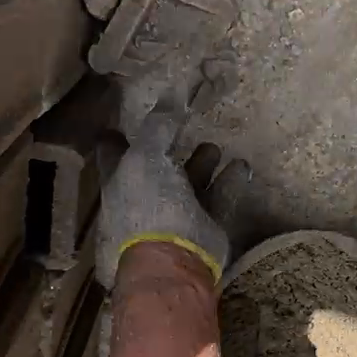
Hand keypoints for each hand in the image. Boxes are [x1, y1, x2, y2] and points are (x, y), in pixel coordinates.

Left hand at [99, 105, 232, 283]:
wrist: (173, 260)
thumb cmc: (148, 206)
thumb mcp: (146, 158)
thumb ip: (158, 127)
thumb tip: (170, 95)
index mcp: (121, 181)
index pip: (114, 152)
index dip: (120, 135)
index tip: (128, 118)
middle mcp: (145, 197)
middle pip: (157, 167)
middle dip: (170, 147)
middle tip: (184, 126)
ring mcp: (175, 215)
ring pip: (191, 183)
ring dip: (203, 164)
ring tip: (216, 146)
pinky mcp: (204, 227)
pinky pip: (219, 199)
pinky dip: (230, 182)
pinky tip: (242, 166)